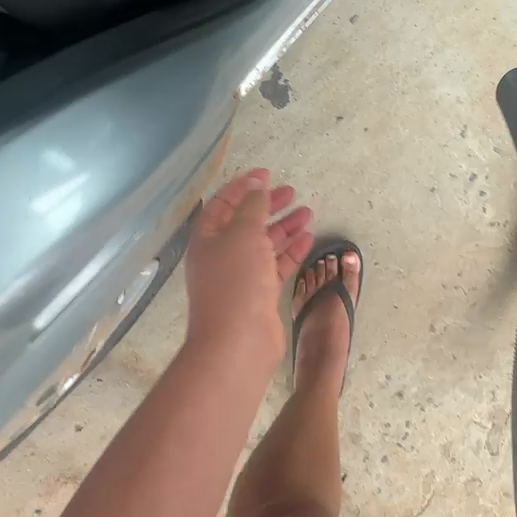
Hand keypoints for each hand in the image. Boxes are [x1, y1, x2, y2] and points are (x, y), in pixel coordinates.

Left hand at [182, 168, 313, 362]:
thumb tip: (256, 185)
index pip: (223, 204)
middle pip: (246, 222)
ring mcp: (241, 276)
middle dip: (268, 205)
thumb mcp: (244, 234)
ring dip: (284, 227)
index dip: (243, 186)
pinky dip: (291, 251)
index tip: (267, 174)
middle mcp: (222, 255)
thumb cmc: (236, 281)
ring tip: (308, 211)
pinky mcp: (260, 294)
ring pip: (264, 244)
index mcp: (208, 239)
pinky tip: (307, 239)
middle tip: (291, 192)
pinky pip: (276, 266)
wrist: (238, 342)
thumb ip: (253, 206)